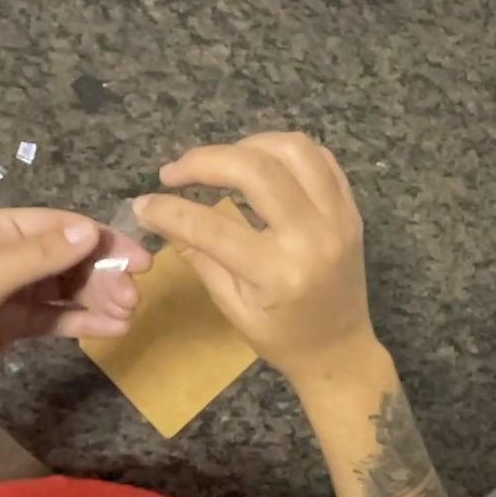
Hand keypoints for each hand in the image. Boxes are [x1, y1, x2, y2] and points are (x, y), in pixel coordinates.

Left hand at [0, 207, 151, 421]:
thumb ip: (35, 257)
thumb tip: (90, 231)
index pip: (57, 227)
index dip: (101, 241)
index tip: (140, 260)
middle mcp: (0, 258)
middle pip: (65, 259)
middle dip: (102, 275)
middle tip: (135, 298)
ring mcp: (4, 295)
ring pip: (63, 290)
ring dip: (97, 300)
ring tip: (128, 316)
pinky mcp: (6, 328)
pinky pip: (52, 320)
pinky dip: (80, 323)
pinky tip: (110, 330)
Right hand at [133, 132, 377, 380]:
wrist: (342, 351)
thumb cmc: (284, 340)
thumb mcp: (235, 308)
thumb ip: (199, 257)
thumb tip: (157, 215)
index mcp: (279, 273)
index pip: (212, 226)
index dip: (169, 210)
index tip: (144, 204)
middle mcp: (312, 237)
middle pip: (255, 168)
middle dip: (204, 160)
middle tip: (175, 172)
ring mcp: (338, 219)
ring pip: (293, 149)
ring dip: (248, 145)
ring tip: (221, 163)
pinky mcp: (351, 211)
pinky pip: (321, 159)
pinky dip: (286, 152)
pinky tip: (261, 165)